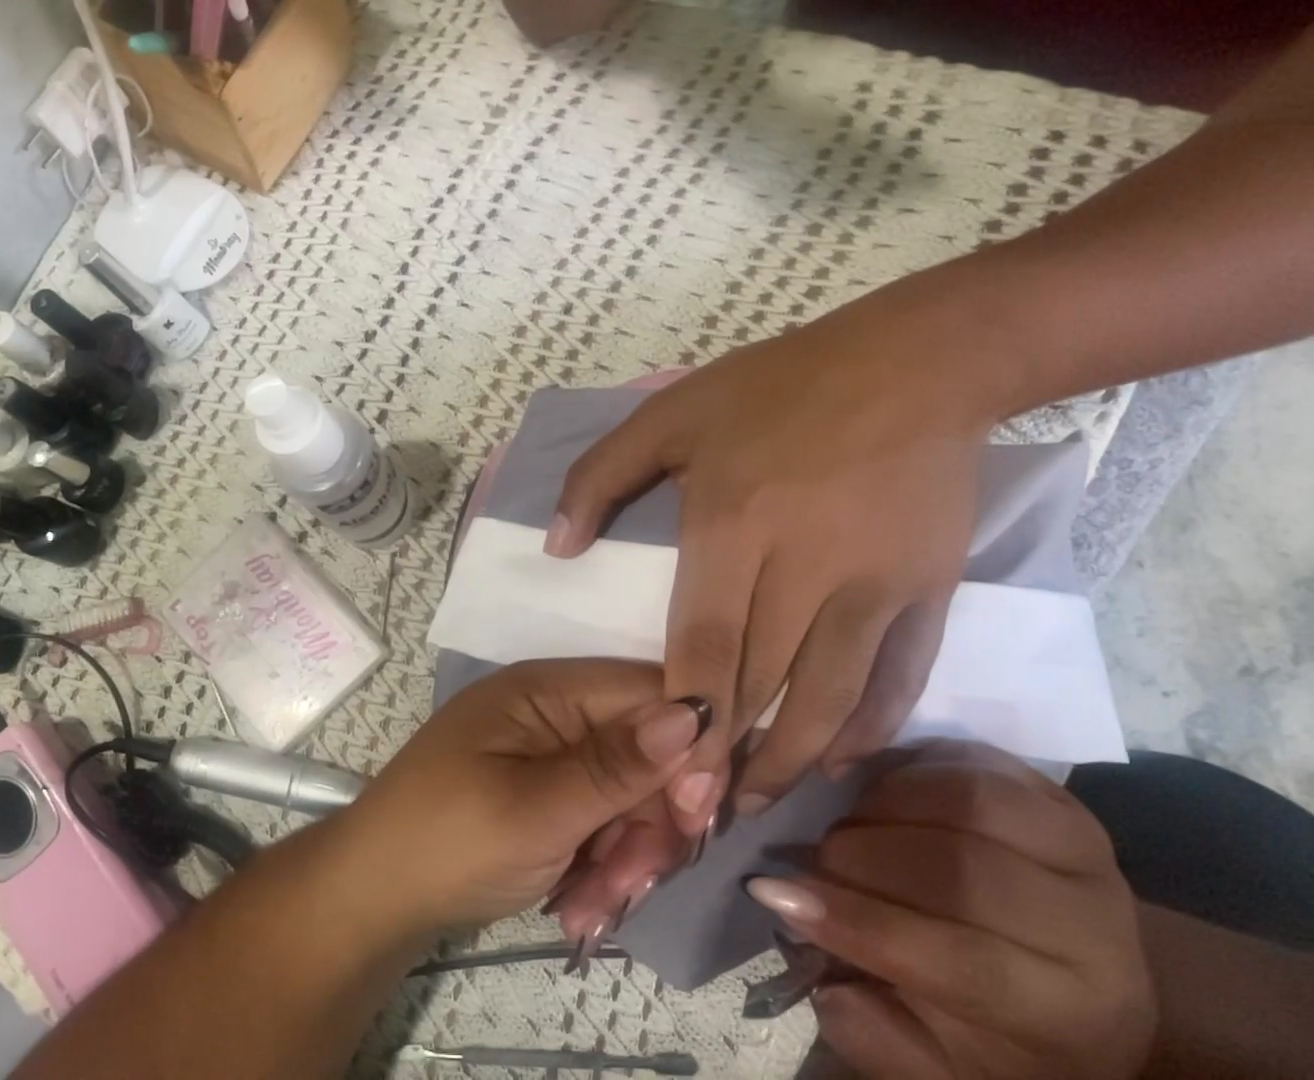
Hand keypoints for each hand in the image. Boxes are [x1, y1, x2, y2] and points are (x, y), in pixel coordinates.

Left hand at [335, 659, 701, 937]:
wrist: (374, 898)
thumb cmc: (448, 844)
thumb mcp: (537, 810)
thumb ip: (617, 766)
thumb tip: (695, 711)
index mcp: (543, 691)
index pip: (648, 691)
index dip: (689, 748)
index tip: (698, 815)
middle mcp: (549, 713)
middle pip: (646, 751)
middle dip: (649, 822)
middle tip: (632, 880)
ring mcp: (546, 757)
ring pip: (629, 797)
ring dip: (624, 857)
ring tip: (594, 905)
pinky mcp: (543, 797)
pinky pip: (600, 822)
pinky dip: (600, 866)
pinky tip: (581, 906)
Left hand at [543, 302, 991, 928]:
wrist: (917, 363)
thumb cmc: (775, 390)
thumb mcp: (667, 417)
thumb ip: (598, 481)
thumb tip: (556, 549)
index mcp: (731, 532)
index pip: (701, 648)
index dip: (682, 719)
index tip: (664, 774)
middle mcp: (803, 573)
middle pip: (762, 688)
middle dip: (730, 759)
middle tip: (699, 814)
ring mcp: (875, 588)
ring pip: (831, 699)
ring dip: (794, 760)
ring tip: (758, 800)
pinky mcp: (931, 592)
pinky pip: (899, 677)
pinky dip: (870, 725)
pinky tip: (841, 758)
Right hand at [746, 741, 1156, 1079]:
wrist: (1078, 988)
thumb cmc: (992, 1033)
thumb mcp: (932, 1064)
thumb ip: (867, 1025)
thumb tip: (801, 931)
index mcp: (1065, 1011)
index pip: (963, 961)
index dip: (857, 922)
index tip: (769, 892)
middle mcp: (1094, 931)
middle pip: (963, 869)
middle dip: (857, 855)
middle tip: (807, 858)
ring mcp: (1086, 856)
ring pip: (970, 800)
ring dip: (882, 802)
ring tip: (846, 822)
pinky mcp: (1063, 804)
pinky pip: (979, 763)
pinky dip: (914, 767)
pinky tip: (878, 788)